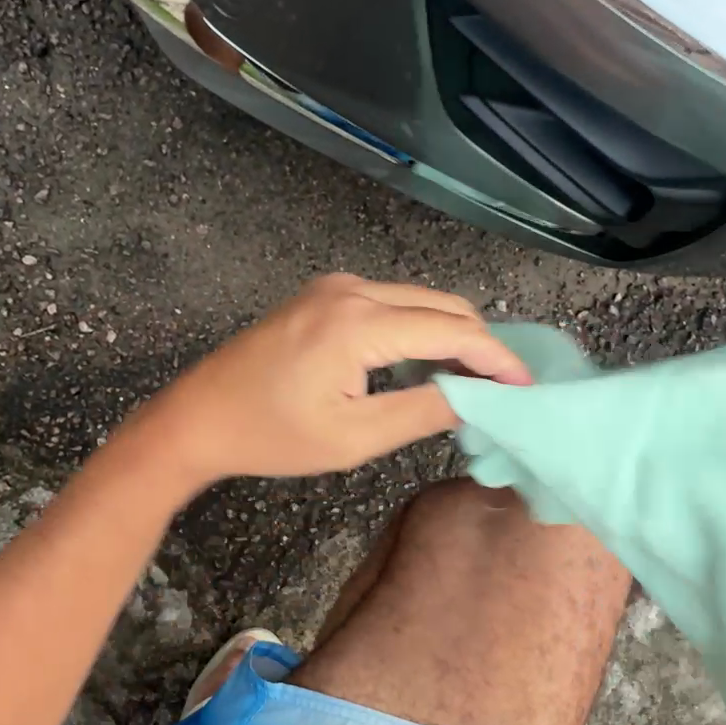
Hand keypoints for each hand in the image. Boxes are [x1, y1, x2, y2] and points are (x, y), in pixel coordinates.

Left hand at [131, 274, 530, 483]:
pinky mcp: (324, 294)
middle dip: (480, 342)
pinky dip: (419, 326)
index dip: (496, 357)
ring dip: (450, 333)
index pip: (451, 330)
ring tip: (474, 377)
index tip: (527, 385)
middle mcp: (351, 289)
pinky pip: (391, 301)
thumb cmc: (271, 436)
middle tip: (505, 385)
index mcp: (358, 322)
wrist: (199, 417)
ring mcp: (334, 286)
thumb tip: (477, 397)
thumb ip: (422, 411)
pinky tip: (427, 359)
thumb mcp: (353, 438)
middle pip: (441, 304)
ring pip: (418, 299)